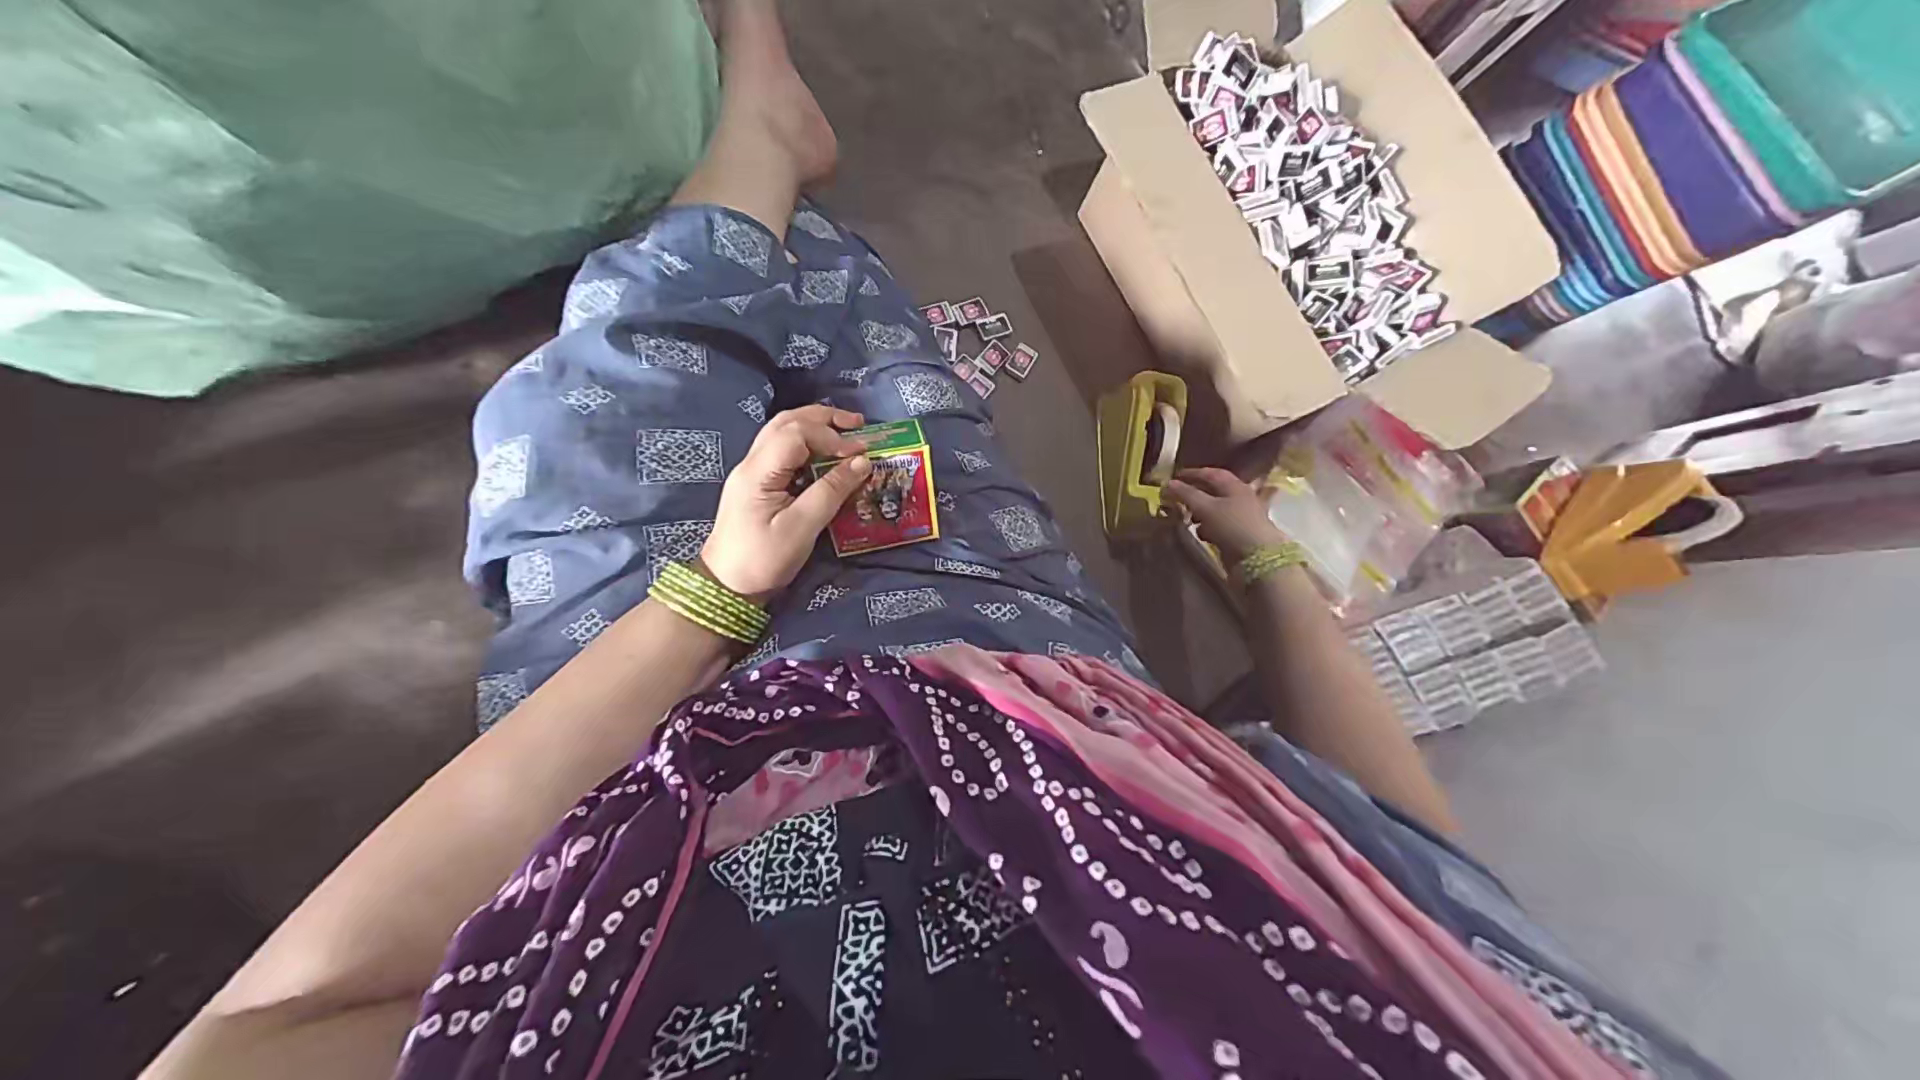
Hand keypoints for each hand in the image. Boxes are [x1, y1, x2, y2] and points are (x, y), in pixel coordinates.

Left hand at [700, 405, 871, 598]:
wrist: (726, 585)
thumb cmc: (763, 559)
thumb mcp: (801, 528)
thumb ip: (831, 491)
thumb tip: (862, 462)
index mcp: (758, 471)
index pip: (796, 433)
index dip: (831, 436)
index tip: (861, 453)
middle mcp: (752, 463)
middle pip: (787, 422)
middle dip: (824, 419)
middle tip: (858, 425)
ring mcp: (752, 472)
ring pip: (783, 432)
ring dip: (815, 426)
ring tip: (847, 432)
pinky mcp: (758, 484)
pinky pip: (783, 451)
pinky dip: (808, 443)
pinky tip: (826, 454)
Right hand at [1163, 467, 1288, 563]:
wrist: (1257, 557)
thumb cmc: (1231, 526)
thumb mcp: (1205, 507)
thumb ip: (1186, 494)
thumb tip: (1169, 483)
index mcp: (1234, 486)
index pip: (1211, 473)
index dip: (1192, 473)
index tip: (1175, 476)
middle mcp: (1240, 497)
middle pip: (1214, 491)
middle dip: (1195, 493)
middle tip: (1177, 497)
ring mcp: (1241, 516)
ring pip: (1216, 509)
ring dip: (1200, 512)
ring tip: (1187, 517)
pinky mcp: (1240, 533)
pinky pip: (1219, 525)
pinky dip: (1208, 526)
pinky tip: (1202, 533)